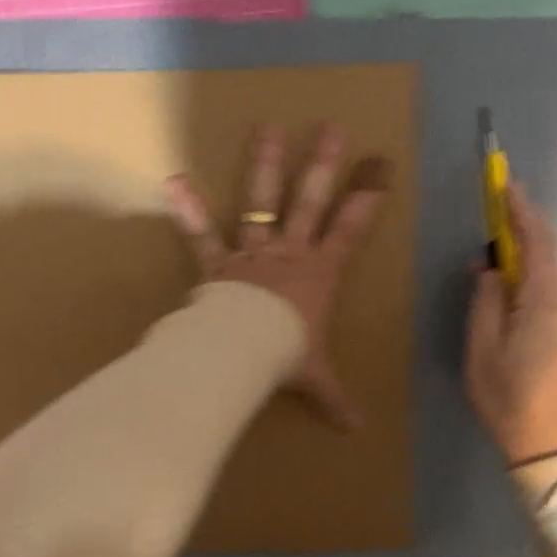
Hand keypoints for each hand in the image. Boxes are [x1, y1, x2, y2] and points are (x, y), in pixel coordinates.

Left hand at [166, 123, 389, 430]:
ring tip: (268, 128)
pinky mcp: (218, 265)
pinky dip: (187, 211)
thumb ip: (335, 398)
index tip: (381, 164)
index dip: (367, 198)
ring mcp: (252, 254)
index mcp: (320, 275)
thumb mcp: (315, 377)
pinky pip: (202, 236)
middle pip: (309, 201)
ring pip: (260, 202)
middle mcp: (289, 254)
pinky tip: (174, 179)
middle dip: (323, 164)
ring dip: (265, 166)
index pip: (351, 230)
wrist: (244, 352)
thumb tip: (357, 430)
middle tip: (332, 126)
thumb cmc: (286, 357)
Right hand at [464, 185, 556, 493]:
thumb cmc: (511, 400)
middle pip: (546, 254)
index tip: (506, 184)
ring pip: (547, 274)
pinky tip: (510, 286)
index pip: (536, 242)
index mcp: (543, 302)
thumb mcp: (483, 352)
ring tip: (497, 246)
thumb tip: (489, 269)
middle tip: (498, 208)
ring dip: (525, 253)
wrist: (555, 447)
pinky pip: (548, 293)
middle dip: (523, 226)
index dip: (521, 211)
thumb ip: (484, 304)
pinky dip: (529, 276)